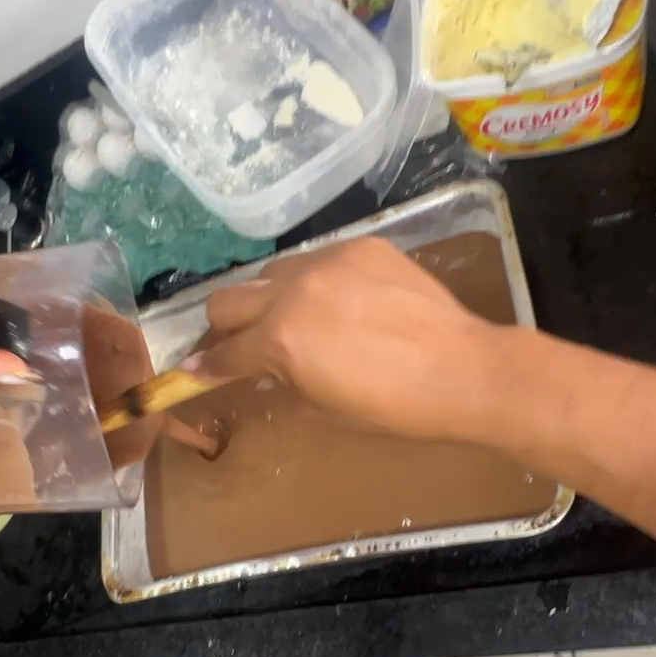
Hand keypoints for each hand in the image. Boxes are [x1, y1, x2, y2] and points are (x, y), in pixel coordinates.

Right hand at [189, 237, 506, 442]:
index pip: (226, 353)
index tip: (192, 372)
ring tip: (298, 320)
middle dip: (224, 327)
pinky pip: (318, 260)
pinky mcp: (362, 246)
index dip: (206, 368)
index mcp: (282, 340)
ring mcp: (329, 262)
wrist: (464, 371)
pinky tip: (342, 303)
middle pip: (227, 299)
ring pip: (271, 273)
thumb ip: (282, 383)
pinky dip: (314, 283)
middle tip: (240, 344)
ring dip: (269, 299)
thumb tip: (263, 370)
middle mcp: (294, 292)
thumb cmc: (393, 408)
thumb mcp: (324, 410)